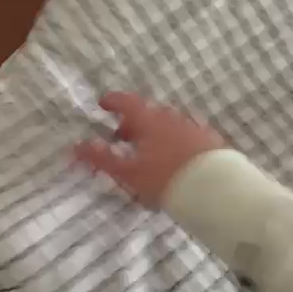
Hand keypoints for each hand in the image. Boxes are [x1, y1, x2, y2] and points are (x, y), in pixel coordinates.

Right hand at [74, 92, 227, 207]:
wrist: (216, 189)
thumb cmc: (166, 179)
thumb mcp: (129, 172)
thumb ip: (103, 158)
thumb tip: (76, 145)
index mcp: (149, 121)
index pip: (127, 102)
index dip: (113, 101)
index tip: (103, 104)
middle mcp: (172, 118)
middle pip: (148, 114)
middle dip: (133, 123)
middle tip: (122, 138)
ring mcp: (194, 128)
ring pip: (168, 125)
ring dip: (155, 133)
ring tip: (148, 152)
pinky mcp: (211, 142)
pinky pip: (186, 136)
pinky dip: (174, 141)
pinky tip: (175, 159)